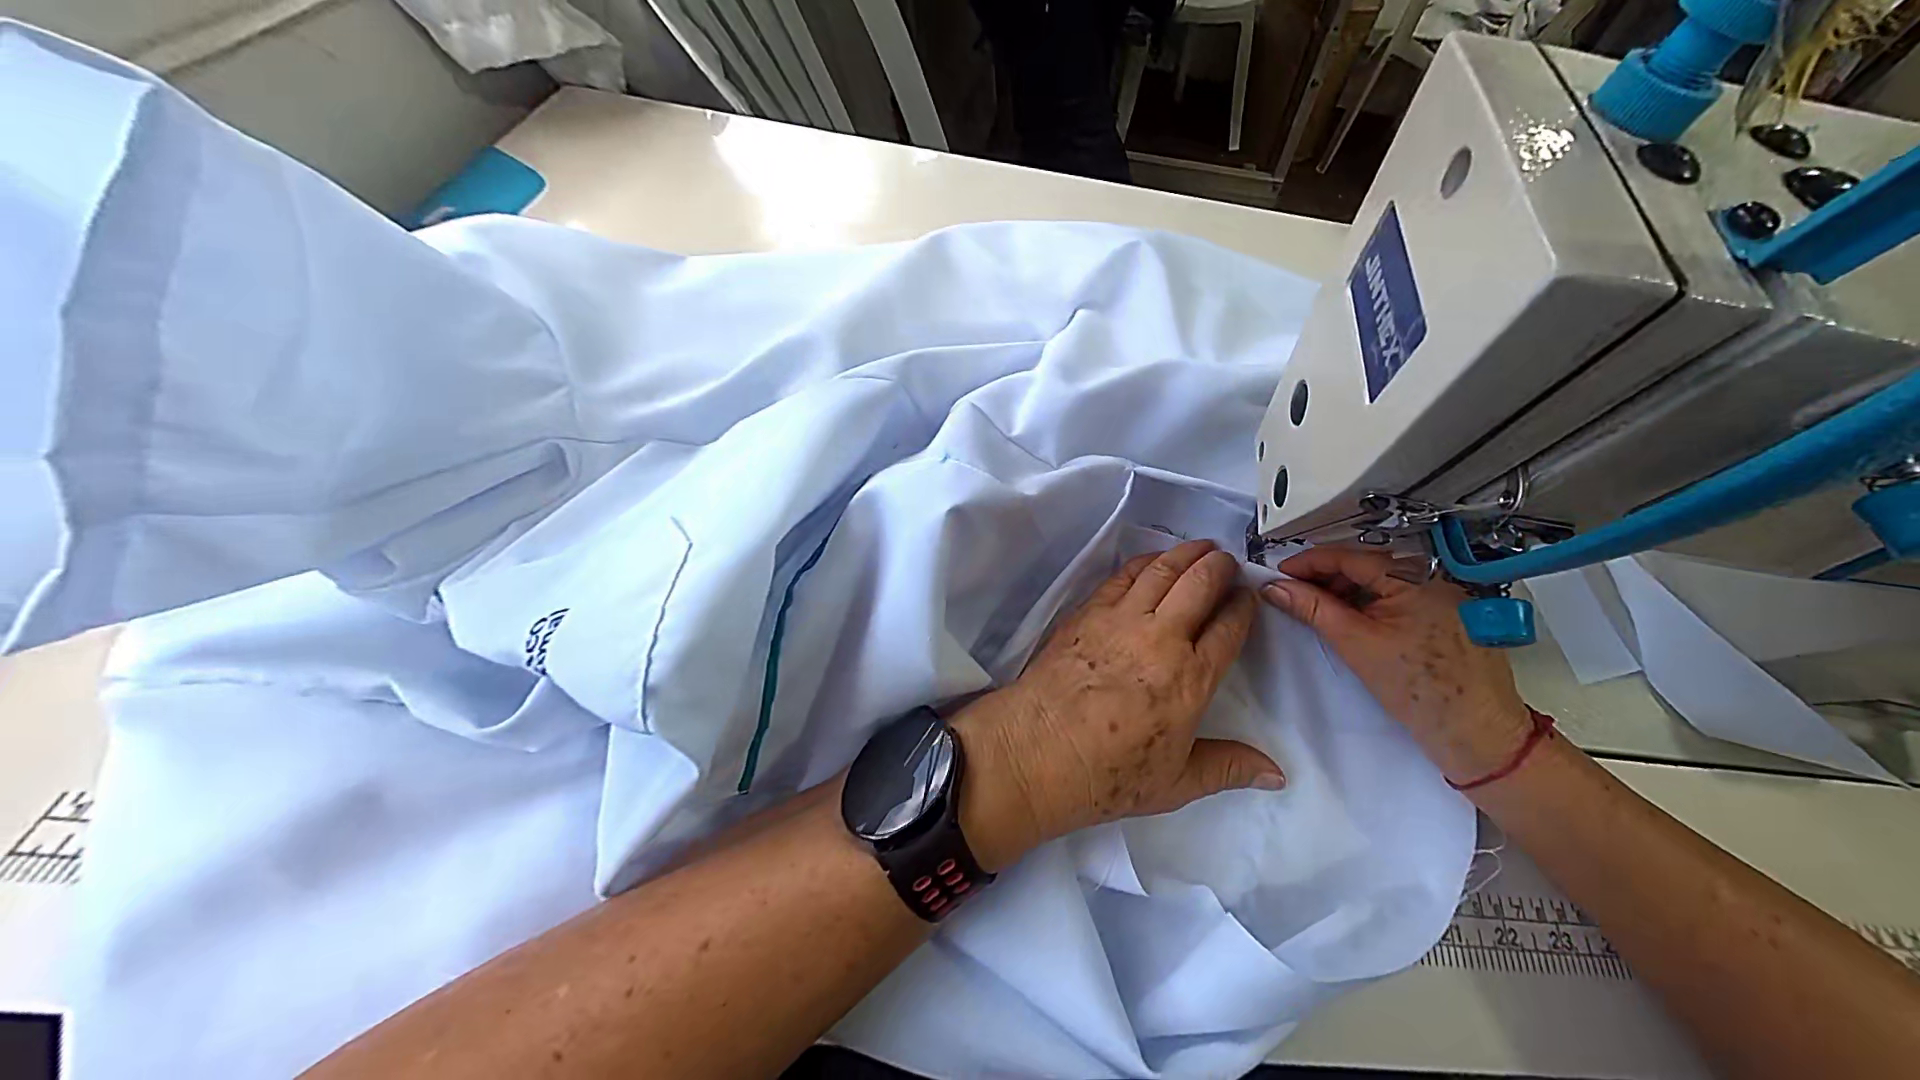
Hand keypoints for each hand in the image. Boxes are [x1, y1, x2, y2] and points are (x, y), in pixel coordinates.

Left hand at [951, 540, 1284, 871]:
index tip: (1249, 596)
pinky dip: (1142, 562)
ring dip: (1185, 554)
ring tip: (1200, 547)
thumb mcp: (1176, 782)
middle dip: (1220, 567)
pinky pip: (1121, 576)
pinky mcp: (1087, 613)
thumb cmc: (1109, 773)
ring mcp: (1121, 620)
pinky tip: (1150, 560)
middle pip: (1199, 585)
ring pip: (1161, 571)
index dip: (1244, 607)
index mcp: (1191, 678)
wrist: (1037, 751)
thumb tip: (1277, 774)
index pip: (1229, 629)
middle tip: (1227, 561)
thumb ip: (1228, 768)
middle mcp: (1161, 638)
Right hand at [1259, 545, 1531, 784]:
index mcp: (1415, 577)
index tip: (1279, 574)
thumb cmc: (1424, 690)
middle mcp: (1433, 578)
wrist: (1475, 731)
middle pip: (1364, 564)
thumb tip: (1278, 588)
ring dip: (1343, 590)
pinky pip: (1396, 597)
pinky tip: (1347, 619)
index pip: (1348, 556)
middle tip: (1291, 592)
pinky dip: (1366, 603)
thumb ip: (1313, 608)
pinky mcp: (1443, 615)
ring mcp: (1441, 596)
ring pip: (1379, 580)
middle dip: (1323, 576)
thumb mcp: (1355, 643)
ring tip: (1316, 609)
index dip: (1307, 562)